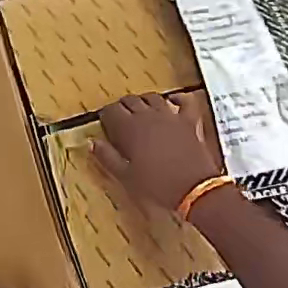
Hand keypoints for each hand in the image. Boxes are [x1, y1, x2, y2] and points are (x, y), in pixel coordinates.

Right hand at [93, 91, 226, 213]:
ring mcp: (170, 116)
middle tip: (119, 118)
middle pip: (130, 100)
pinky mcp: (189, 122)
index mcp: (129, 128)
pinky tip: (173, 100)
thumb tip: (92, 142)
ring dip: (144, 101)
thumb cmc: (156, 185)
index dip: (106, 116)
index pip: (111, 111)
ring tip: (140, 109)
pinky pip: (185, 102)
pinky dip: (178, 98)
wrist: (195, 190)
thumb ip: (107, 157)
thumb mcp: (125, 176)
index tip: (105, 123)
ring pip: (153, 97)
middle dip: (122, 107)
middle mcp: (148, 116)